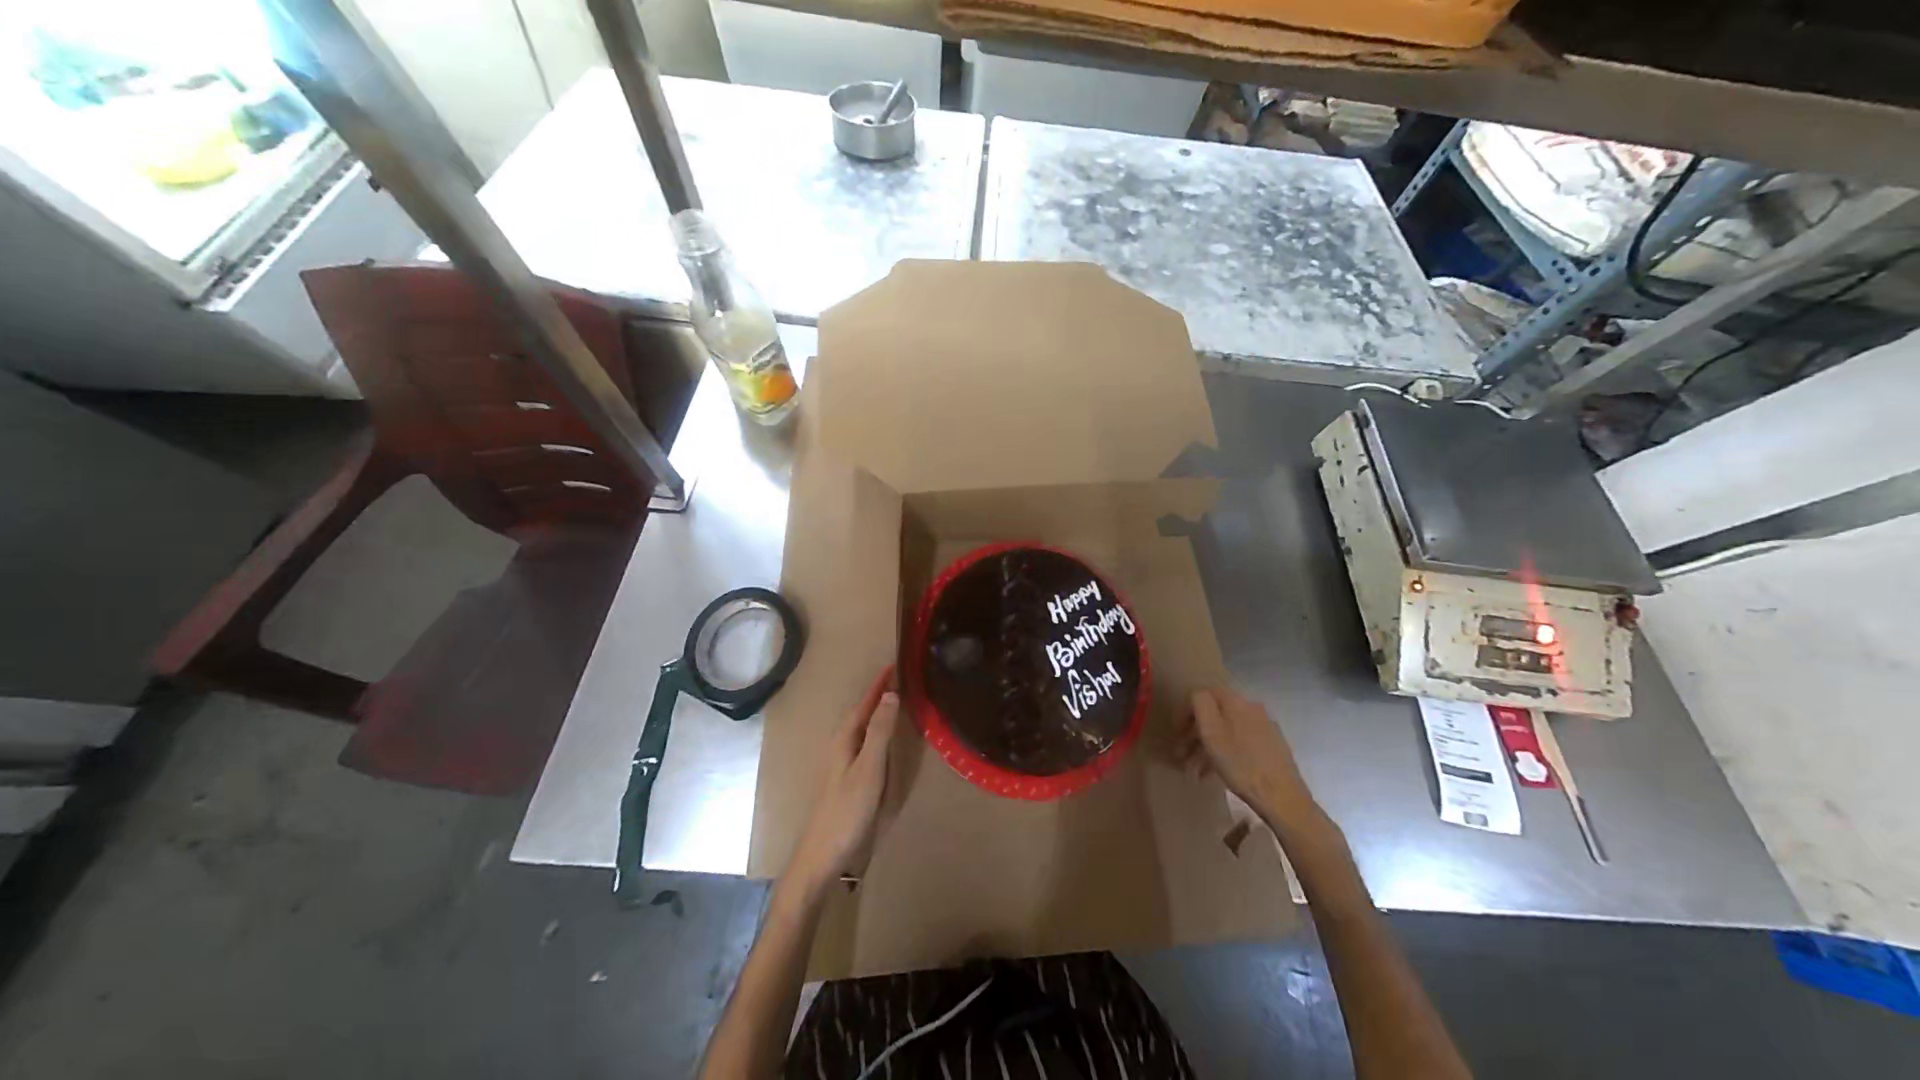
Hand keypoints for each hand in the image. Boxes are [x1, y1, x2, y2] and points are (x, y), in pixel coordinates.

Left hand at [787, 666, 900, 892]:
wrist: (824, 853)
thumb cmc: (847, 810)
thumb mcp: (869, 769)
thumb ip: (880, 732)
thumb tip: (890, 695)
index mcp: (845, 738)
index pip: (865, 702)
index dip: (879, 684)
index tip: (894, 664)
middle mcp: (843, 745)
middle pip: (862, 712)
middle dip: (879, 694)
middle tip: (901, 677)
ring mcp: (844, 763)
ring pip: (864, 728)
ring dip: (879, 712)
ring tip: (898, 700)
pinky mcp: (850, 779)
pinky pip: (867, 744)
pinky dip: (880, 733)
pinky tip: (888, 741)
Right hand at [1178, 687, 1325, 835]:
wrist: (1282, 796)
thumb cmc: (1241, 764)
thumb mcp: (1211, 732)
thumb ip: (1200, 705)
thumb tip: (1197, 696)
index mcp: (1237, 702)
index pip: (1204, 695)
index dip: (1186, 712)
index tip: (1177, 734)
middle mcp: (1253, 709)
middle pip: (1216, 714)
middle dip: (1196, 732)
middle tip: (1183, 754)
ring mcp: (1265, 729)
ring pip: (1228, 732)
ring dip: (1208, 747)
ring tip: (1196, 771)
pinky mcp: (1272, 748)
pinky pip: (1240, 744)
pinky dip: (1225, 754)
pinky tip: (1217, 774)